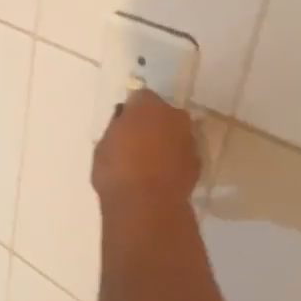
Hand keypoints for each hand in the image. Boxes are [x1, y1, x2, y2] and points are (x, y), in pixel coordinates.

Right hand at [92, 89, 200, 209]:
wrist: (145, 204)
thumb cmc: (115, 172)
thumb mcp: (102, 147)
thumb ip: (116, 130)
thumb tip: (123, 124)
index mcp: (147, 107)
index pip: (139, 97)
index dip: (130, 110)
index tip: (121, 125)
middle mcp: (174, 116)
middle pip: (162, 113)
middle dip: (151, 123)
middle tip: (134, 143)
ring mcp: (189, 138)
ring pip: (175, 133)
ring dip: (164, 141)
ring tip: (147, 162)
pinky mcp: (197, 161)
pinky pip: (182, 154)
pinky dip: (173, 160)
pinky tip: (159, 175)